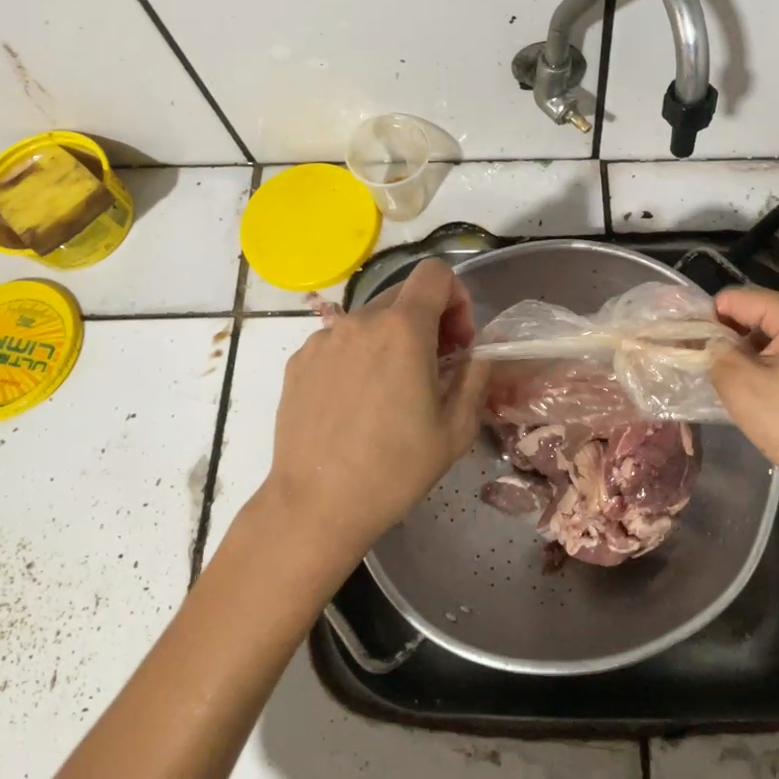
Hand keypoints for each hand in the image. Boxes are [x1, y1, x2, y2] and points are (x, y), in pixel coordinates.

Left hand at [258, 259, 490, 562]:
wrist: (316, 505)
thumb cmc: (395, 469)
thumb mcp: (457, 428)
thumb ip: (476, 375)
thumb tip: (480, 352)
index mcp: (402, 329)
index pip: (436, 273)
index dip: (457, 298)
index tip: (458, 342)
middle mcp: (359, 322)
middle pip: (404, 295)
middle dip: (428, 322)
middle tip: (434, 370)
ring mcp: (323, 340)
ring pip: (370, 321)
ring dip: (391, 341)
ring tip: (392, 392)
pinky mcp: (298, 362)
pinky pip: (340, 343)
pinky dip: (358, 358)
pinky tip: (356, 405)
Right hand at [711, 288, 778, 499]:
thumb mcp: (740, 386)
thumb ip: (714, 350)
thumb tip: (707, 339)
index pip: (737, 298)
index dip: (708, 321)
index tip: (694, 351)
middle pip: (757, 311)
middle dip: (731, 337)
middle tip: (716, 372)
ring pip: (772, 331)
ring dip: (750, 352)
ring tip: (740, 385)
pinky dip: (771, 362)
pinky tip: (766, 391)